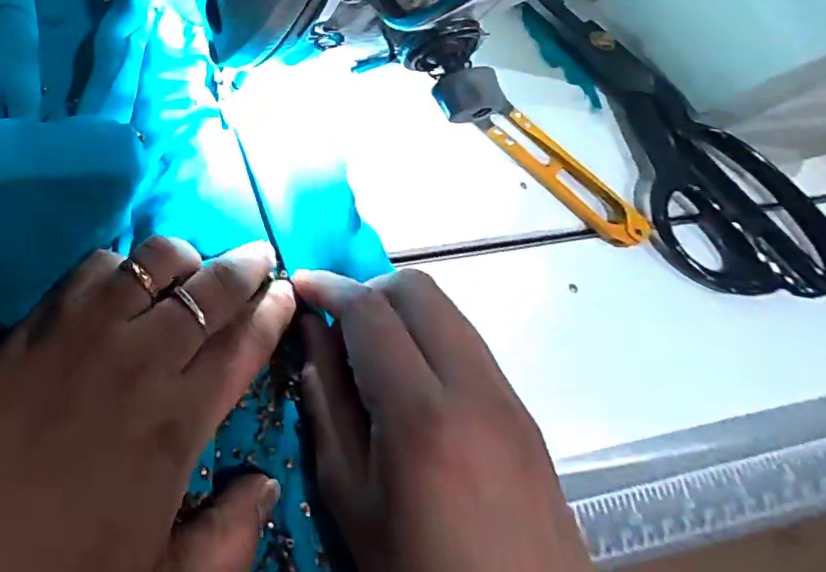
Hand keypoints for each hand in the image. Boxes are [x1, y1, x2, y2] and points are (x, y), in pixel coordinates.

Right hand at [295, 268, 590, 571]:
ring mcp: (508, 396)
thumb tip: (312, 332)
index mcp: (422, 413)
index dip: (328, 287)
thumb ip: (326, 402)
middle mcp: (473, 387)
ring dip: (401, 310)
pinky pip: (468, 342)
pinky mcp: (525, 411)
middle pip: (416, 289)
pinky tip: (411, 380)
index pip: (369, 311)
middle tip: (337, 322)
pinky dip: (431, 335)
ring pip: (447, 309)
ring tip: (371, 350)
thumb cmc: (418, 571)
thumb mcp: (350, 497)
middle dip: (368, 289)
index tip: (300, 283)